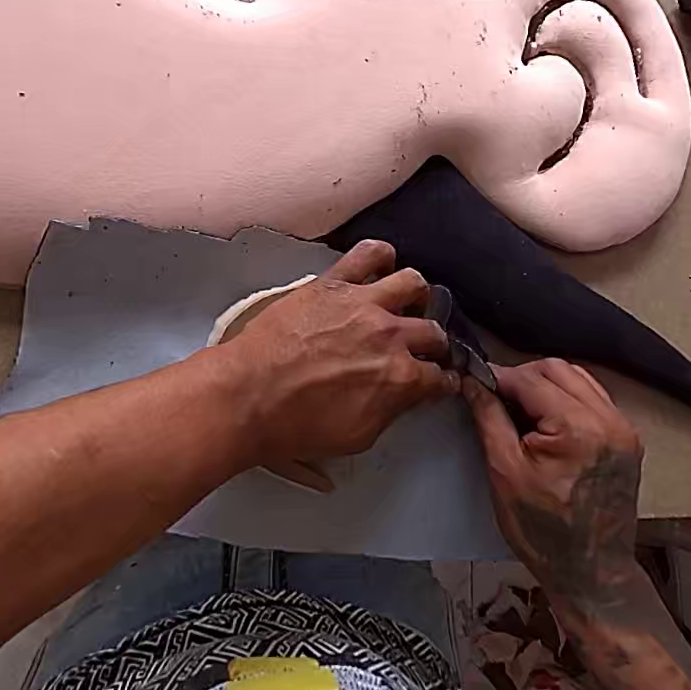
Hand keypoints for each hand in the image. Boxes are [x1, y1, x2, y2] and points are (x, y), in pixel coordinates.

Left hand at [212, 239, 456, 471]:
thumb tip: (403, 396)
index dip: (442, 380)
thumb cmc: (296, 424)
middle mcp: (390, 335)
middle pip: (432, 331)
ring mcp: (363, 303)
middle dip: (434, 342)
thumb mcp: (358, 435)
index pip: (439, 376)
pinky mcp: (333, 283)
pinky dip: (380, 256)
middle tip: (423, 346)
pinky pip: (368, 254)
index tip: (439, 378)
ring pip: (412, 283)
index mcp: (400, 378)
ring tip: (406, 301)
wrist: (248, 396)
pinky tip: (379, 266)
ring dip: (415, 295)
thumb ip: (390, 410)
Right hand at [465, 359, 643, 611]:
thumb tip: (472, 380)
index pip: (530, 379)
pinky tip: (545, 417)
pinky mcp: (627, 437)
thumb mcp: (504, 471)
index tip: (473, 382)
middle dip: (521, 376)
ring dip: (544, 383)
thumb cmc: (541, 529)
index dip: (497, 377)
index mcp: (578, 429)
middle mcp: (608, 420)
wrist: (591, 572)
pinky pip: (592, 396)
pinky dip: (565, 396)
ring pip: (576, 377)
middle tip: (495, 397)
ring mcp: (623, 427)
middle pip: (557, 369)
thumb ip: (489, 416)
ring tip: (518, 408)